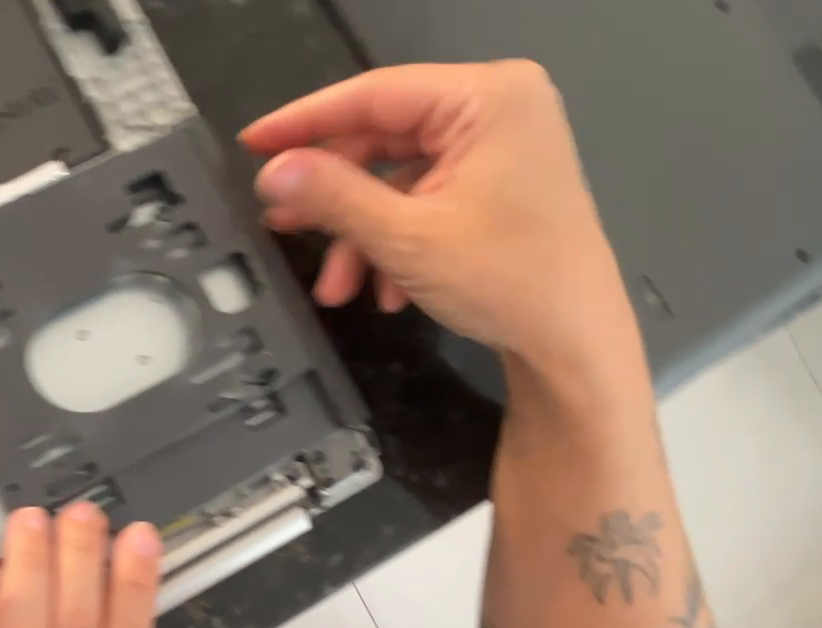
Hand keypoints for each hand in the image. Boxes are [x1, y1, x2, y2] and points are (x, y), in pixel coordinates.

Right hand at [242, 61, 639, 367]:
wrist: (570, 339)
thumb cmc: (502, 279)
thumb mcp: (404, 238)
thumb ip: (333, 197)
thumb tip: (271, 172)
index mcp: (486, 98)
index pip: (374, 94)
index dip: (304, 121)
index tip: (251, 144)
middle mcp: (494, 109)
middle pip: (382, 141)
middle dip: (334, 201)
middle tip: (279, 228)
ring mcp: (495, 149)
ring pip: (395, 182)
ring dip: (360, 237)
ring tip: (337, 289)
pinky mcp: (491, 186)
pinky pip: (420, 203)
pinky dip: (392, 245)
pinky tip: (385, 290)